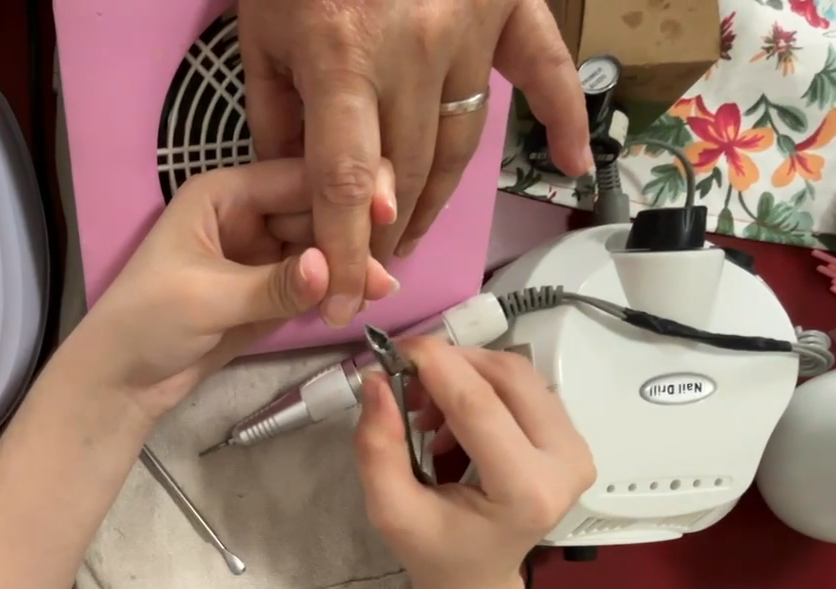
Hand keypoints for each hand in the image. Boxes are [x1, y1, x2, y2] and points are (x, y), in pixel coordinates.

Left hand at [73, 159, 395, 419]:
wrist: (121, 382)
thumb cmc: (147, 322)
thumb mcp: (207, 297)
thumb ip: (271, 285)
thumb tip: (328, 268)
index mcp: (223, 194)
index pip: (296, 179)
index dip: (340, 193)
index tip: (384, 214)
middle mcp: (246, 216)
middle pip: (314, 213)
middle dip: (348, 237)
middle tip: (385, 268)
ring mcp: (258, 257)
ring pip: (316, 251)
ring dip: (345, 267)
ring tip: (382, 288)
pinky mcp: (265, 295)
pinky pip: (307, 286)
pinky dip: (331, 292)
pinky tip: (362, 299)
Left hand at [238, 0, 593, 326]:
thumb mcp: (262, 33)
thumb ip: (277, 118)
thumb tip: (296, 194)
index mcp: (342, 60)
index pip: (345, 189)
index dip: (343, 257)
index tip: (337, 310)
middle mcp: (415, 50)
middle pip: (404, 178)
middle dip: (381, 238)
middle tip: (365, 272)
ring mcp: (472, 27)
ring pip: (457, 146)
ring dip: (434, 202)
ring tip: (409, 239)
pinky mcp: (509, 3)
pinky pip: (544, 67)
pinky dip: (563, 117)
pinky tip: (573, 166)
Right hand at [353, 340, 594, 588]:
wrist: (475, 578)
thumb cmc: (432, 551)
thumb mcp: (389, 509)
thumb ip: (377, 448)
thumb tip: (374, 381)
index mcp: (525, 491)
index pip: (481, 407)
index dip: (437, 367)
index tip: (395, 348)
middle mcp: (566, 464)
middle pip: (508, 378)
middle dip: (449, 366)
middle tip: (403, 380)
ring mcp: (578, 450)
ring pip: (518, 376)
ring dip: (464, 375)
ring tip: (425, 409)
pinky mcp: (574, 439)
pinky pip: (525, 388)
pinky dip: (480, 387)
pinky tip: (451, 418)